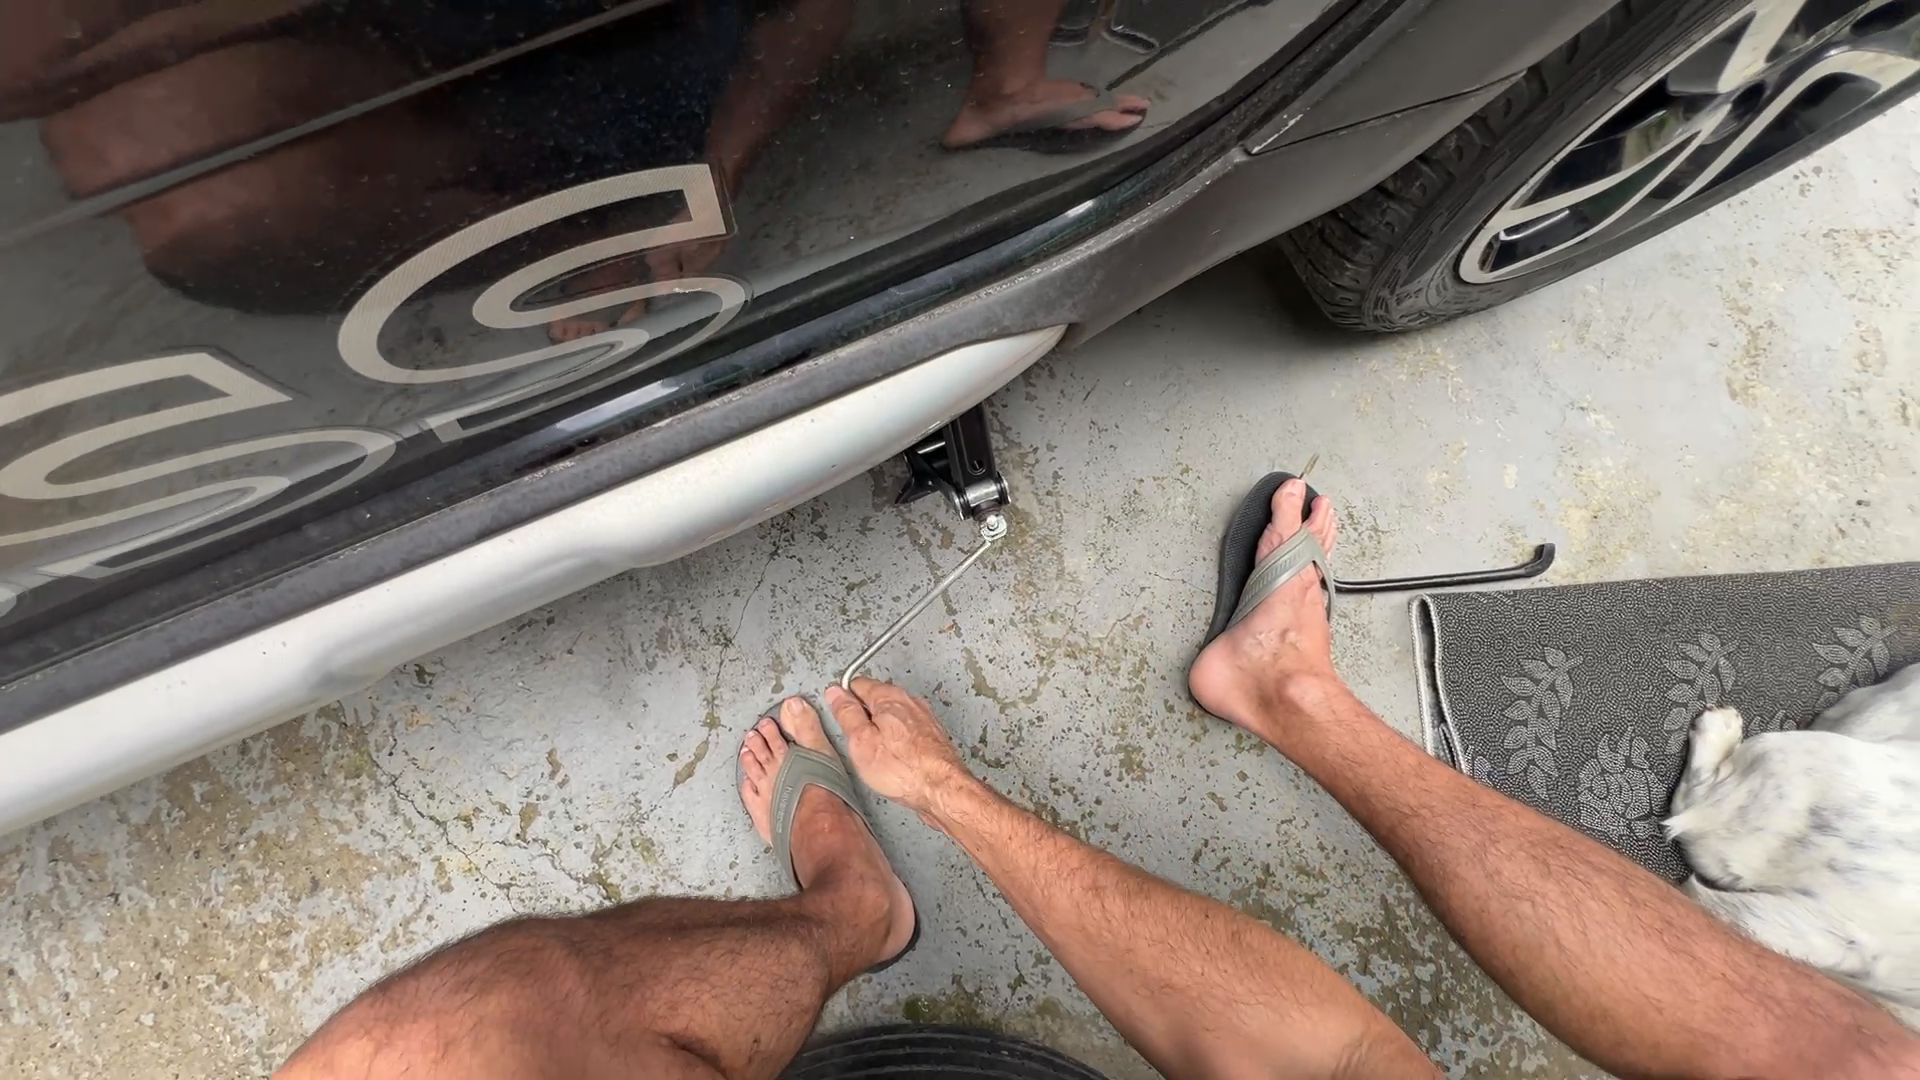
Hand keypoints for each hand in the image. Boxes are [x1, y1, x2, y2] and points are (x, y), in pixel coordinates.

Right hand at [826, 678, 971, 820]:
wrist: (941, 787)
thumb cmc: (905, 768)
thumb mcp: (861, 741)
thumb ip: (847, 713)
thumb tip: (836, 693)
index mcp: (889, 697)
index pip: (858, 683)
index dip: (844, 697)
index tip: (839, 713)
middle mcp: (909, 701)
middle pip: (877, 698)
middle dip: (863, 714)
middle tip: (856, 739)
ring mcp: (923, 717)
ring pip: (893, 714)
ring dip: (881, 728)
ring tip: (876, 752)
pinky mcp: (931, 734)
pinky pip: (906, 729)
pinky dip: (897, 739)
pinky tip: (895, 757)